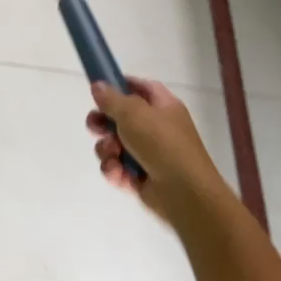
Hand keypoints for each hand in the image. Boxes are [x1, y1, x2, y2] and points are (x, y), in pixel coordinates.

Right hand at [87, 77, 227, 226]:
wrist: (185, 195)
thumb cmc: (162, 144)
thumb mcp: (133, 112)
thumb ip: (111, 98)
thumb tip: (98, 87)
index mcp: (163, 107)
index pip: (140, 87)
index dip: (119, 85)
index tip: (98, 89)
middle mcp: (156, 128)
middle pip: (120, 117)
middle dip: (102, 123)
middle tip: (95, 128)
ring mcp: (149, 154)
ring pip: (114, 144)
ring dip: (107, 149)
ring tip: (113, 156)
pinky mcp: (141, 177)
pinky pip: (117, 167)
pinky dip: (115, 170)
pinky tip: (119, 174)